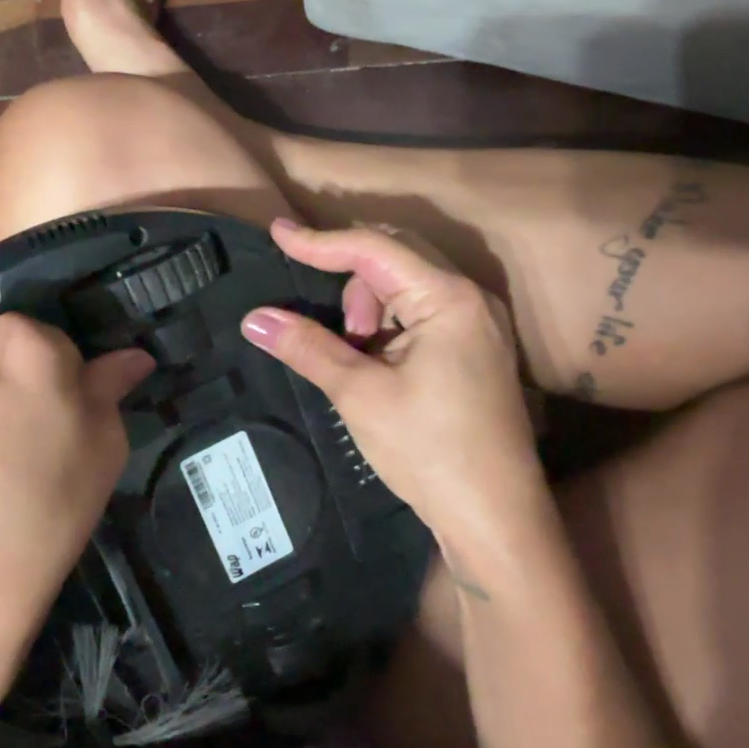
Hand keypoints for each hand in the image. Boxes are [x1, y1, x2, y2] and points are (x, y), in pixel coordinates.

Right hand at [241, 219, 540, 524]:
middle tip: (330, 329)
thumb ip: (307, 347)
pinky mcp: (475, 349)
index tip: (276, 233)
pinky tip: (376, 364)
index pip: (374, 248)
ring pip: (407, 286)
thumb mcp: (360, 395)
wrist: (494, 515)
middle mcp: (470, 298)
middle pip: (396, 256)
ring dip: (370, 306)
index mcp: (448, 298)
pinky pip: (422, 313)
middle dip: (350, 280)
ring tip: (356, 358)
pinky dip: (389, 326)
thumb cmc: (429, 450)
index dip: (321, 241)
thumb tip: (254, 318)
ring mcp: (478, 323)